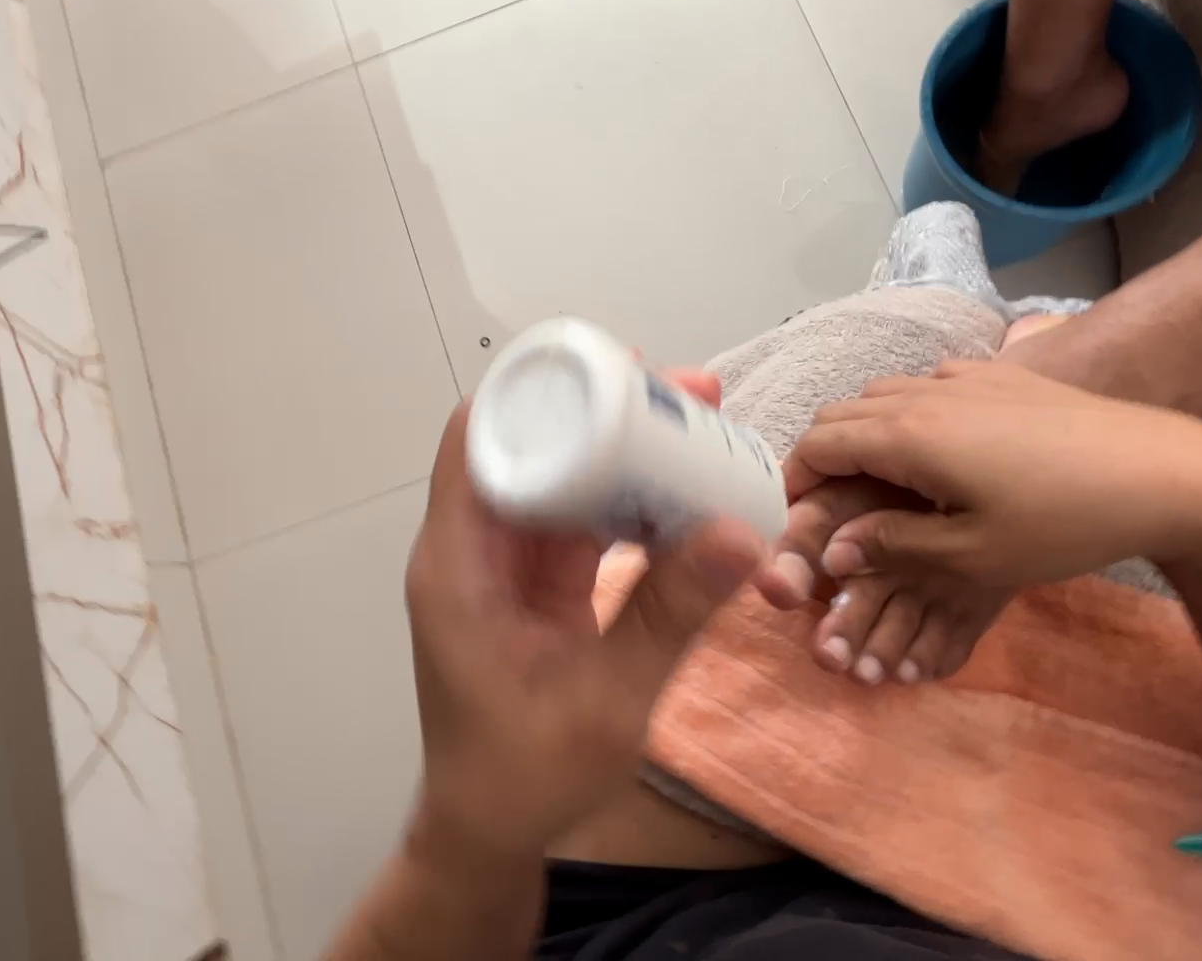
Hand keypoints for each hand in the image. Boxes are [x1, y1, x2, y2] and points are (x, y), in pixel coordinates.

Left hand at [403, 373, 764, 865]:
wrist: (491, 829)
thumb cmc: (523, 776)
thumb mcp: (605, 702)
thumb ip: (668, 617)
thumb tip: (742, 534)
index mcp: (459, 564)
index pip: (478, 441)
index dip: (539, 396)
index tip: (616, 373)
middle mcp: (476, 547)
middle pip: (531, 446)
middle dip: (602, 414)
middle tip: (682, 393)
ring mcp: (509, 562)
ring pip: (563, 477)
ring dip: (623, 452)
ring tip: (695, 427)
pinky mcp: (539, 580)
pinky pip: (583, 517)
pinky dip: (629, 499)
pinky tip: (680, 491)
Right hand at [781, 362, 1201, 591]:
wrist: (1168, 474)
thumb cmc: (1063, 523)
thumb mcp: (971, 556)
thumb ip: (890, 546)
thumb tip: (833, 550)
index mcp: (906, 436)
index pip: (817, 445)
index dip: (793, 480)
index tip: (794, 518)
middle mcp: (922, 395)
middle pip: (839, 414)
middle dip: (819, 456)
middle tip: (827, 504)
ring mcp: (962, 378)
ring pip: (880, 395)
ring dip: (859, 432)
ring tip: (875, 478)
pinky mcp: (999, 374)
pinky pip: (924, 384)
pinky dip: (903, 412)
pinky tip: (935, 443)